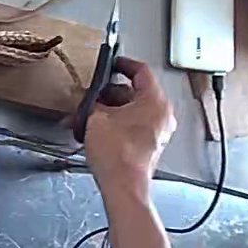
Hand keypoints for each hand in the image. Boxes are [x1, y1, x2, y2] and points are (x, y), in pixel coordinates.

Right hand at [84, 57, 175, 199]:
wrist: (122, 185)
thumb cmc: (117, 154)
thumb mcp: (96, 117)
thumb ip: (93, 101)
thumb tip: (89, 98)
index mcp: (155, 101)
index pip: (141, 71)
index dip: (123, 64)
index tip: (112, 62)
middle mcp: (161, 115)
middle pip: (133, 92)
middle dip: (107, 94)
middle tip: (90, 95)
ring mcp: (157, 131)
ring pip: (130, 110)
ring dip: (108, 110)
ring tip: (86, 116)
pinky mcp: (148, 144)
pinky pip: (131, 125)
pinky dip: (114, 123)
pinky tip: (94, 128)